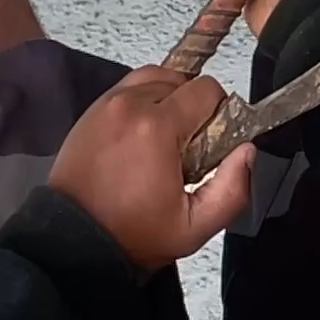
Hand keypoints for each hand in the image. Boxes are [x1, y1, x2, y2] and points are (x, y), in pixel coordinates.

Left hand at [47, 66, 254, 271]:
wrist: (72, 242)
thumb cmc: (132, 234)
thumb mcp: (193, 228)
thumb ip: (232, 189)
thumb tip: (247, 150)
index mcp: (157, 126)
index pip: (206, 89)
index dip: (218, 111)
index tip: (211, 142)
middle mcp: (131, 103)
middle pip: (182, 80)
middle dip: (193, 107)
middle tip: (187, 146)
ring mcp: (108, 102)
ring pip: (156, 76)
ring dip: (168, 97)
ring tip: (166, 135)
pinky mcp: (93, 108)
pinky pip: (130, 86)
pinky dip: (144, 99)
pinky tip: (143, 132)